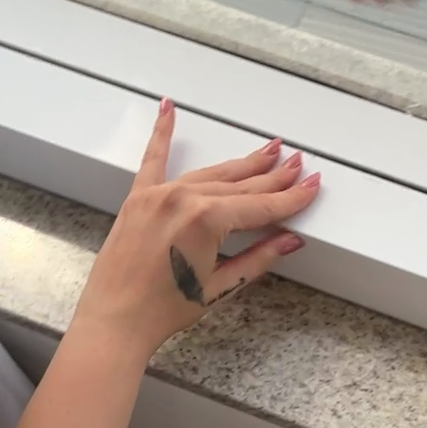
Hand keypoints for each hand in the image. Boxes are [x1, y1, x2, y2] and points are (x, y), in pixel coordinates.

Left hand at [73, 99, 319, 359]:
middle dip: (273, 176)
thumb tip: (289, 240)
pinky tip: (169, 108)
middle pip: (240, 185)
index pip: (261, 207)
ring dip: (242, 163)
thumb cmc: (163, 310)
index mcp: (207, 221)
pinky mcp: (139, 198)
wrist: (115, 319)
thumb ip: (257, 259)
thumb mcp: (220, 287)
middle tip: (297, 163)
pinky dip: (162, 132)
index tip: (311, 186)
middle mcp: (184, 198)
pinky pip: (154, 158)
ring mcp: (159, 194)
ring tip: (268, 151)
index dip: (291, 198)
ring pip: (212, 173)